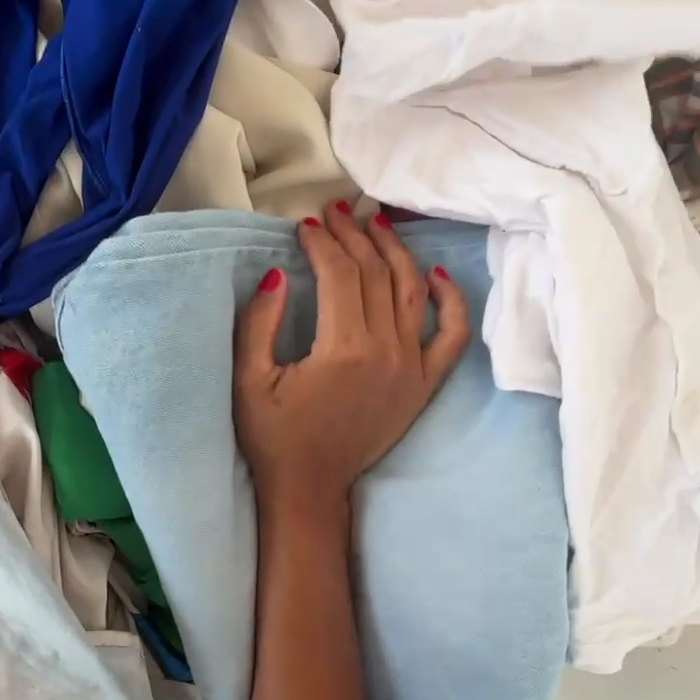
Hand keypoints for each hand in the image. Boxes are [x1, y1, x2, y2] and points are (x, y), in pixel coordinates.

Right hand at [233, 200, 467, 517]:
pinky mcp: (424, 384)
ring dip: (394, 253)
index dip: (322, 243)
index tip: (305, 226)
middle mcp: (387, 351)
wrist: (309, 487)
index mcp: (343, 348)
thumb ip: (259, 325)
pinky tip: (435, 276)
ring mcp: (412, 367)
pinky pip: (451, 334)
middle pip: (376, 275)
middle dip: (354, 237)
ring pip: (412, 291)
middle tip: (336, 212)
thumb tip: (279, 275)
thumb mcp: (248, 381)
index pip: (340, 275)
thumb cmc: (272, 437)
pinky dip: (449, 301)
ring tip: (376, 225)